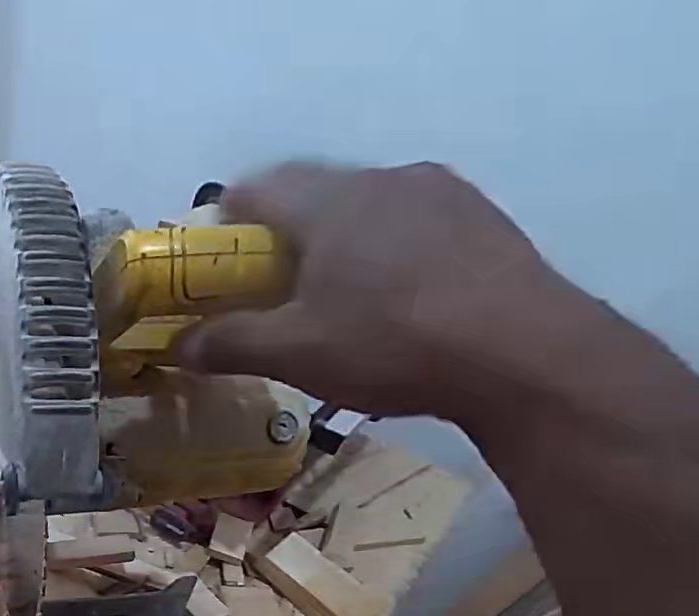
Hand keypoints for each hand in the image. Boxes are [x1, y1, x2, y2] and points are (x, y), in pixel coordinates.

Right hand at [178, 162, 656, 430]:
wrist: (520, 353)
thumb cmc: (388, 344)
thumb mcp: (296, 353)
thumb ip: (231, 343)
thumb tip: (178, 345)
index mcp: (328, 202)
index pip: (257, 188)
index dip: (227, 220)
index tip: (219, 260)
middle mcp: (381, 179)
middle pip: (312, 196)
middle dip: (285, 239)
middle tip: (278, 293)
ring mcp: (439, 193)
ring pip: (367, 210)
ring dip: (341, 245)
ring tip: (344, 302)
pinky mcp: (480, 219)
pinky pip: (414, 226)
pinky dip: (391, 254)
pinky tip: (402, 303)